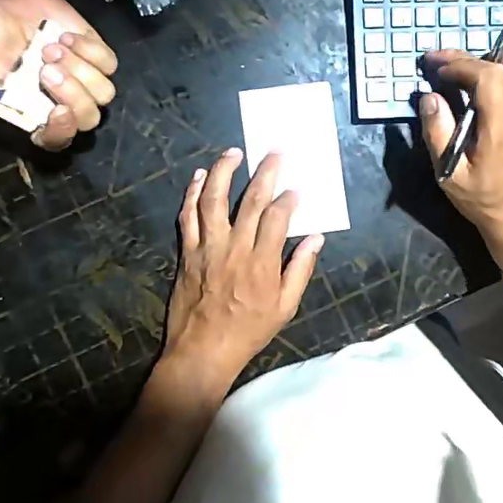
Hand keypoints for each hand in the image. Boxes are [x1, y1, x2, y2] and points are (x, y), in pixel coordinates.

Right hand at [0, 0, 118, 149]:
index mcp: (29, 114)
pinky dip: (91, 50)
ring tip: (50, 46)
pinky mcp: (95, 56)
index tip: (58, 111)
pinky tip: (66, 36)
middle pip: (87, 118)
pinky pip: (110, 64)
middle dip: (73, 94)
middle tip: (45, 63)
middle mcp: (60, 103)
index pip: (55, 140)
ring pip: (103, 93)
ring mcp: (82, 80)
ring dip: (81, 70)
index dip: (61, 132)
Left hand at [164, 149, 322, 381]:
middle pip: (252, 200)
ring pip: (214, 200)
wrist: (203, 350)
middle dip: (266, 173)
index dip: (289, 199)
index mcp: (262, 262)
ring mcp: (208, 247)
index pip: (278, 217)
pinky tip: (200, 176)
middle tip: (275, 153)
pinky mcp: (187, 251)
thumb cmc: (249, 331)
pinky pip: (187, 216)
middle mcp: (235, 247)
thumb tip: (316, 238)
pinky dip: (192, 193)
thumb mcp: (285, 307)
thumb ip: (300, 270)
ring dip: (224, 172)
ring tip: (234, 152)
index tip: (296, 189)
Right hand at [418, 49, 502, 265]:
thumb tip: (429, 97)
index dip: (459, 63)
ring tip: (479, 75)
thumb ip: (437, 132)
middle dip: (479, 58)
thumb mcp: (449, 171)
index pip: (487, 75)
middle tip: (453, 68)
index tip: (435, 66)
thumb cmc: (480, 197)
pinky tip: (502, 88)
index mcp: (502, 125)